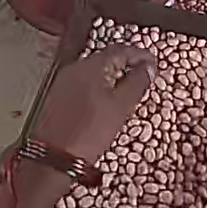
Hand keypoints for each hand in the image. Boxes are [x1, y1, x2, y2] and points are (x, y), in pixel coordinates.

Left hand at [28, 45, 156, 163]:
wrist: (53, 158)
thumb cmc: (89, 132)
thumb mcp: (120, 107)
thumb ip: (136, 83)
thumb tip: (148, 66)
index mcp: (90, 66)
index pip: (120, 49)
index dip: (139, 54)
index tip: (153, 62)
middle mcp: (74, 68)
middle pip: (105, 58)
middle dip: (127, 63)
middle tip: (144, 74)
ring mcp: (64, 82)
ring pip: (94, 71)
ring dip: (113, 75)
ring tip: (130, 88)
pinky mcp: (58, 97)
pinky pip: (84, 83)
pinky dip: (99, 86)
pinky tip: (107, 100)